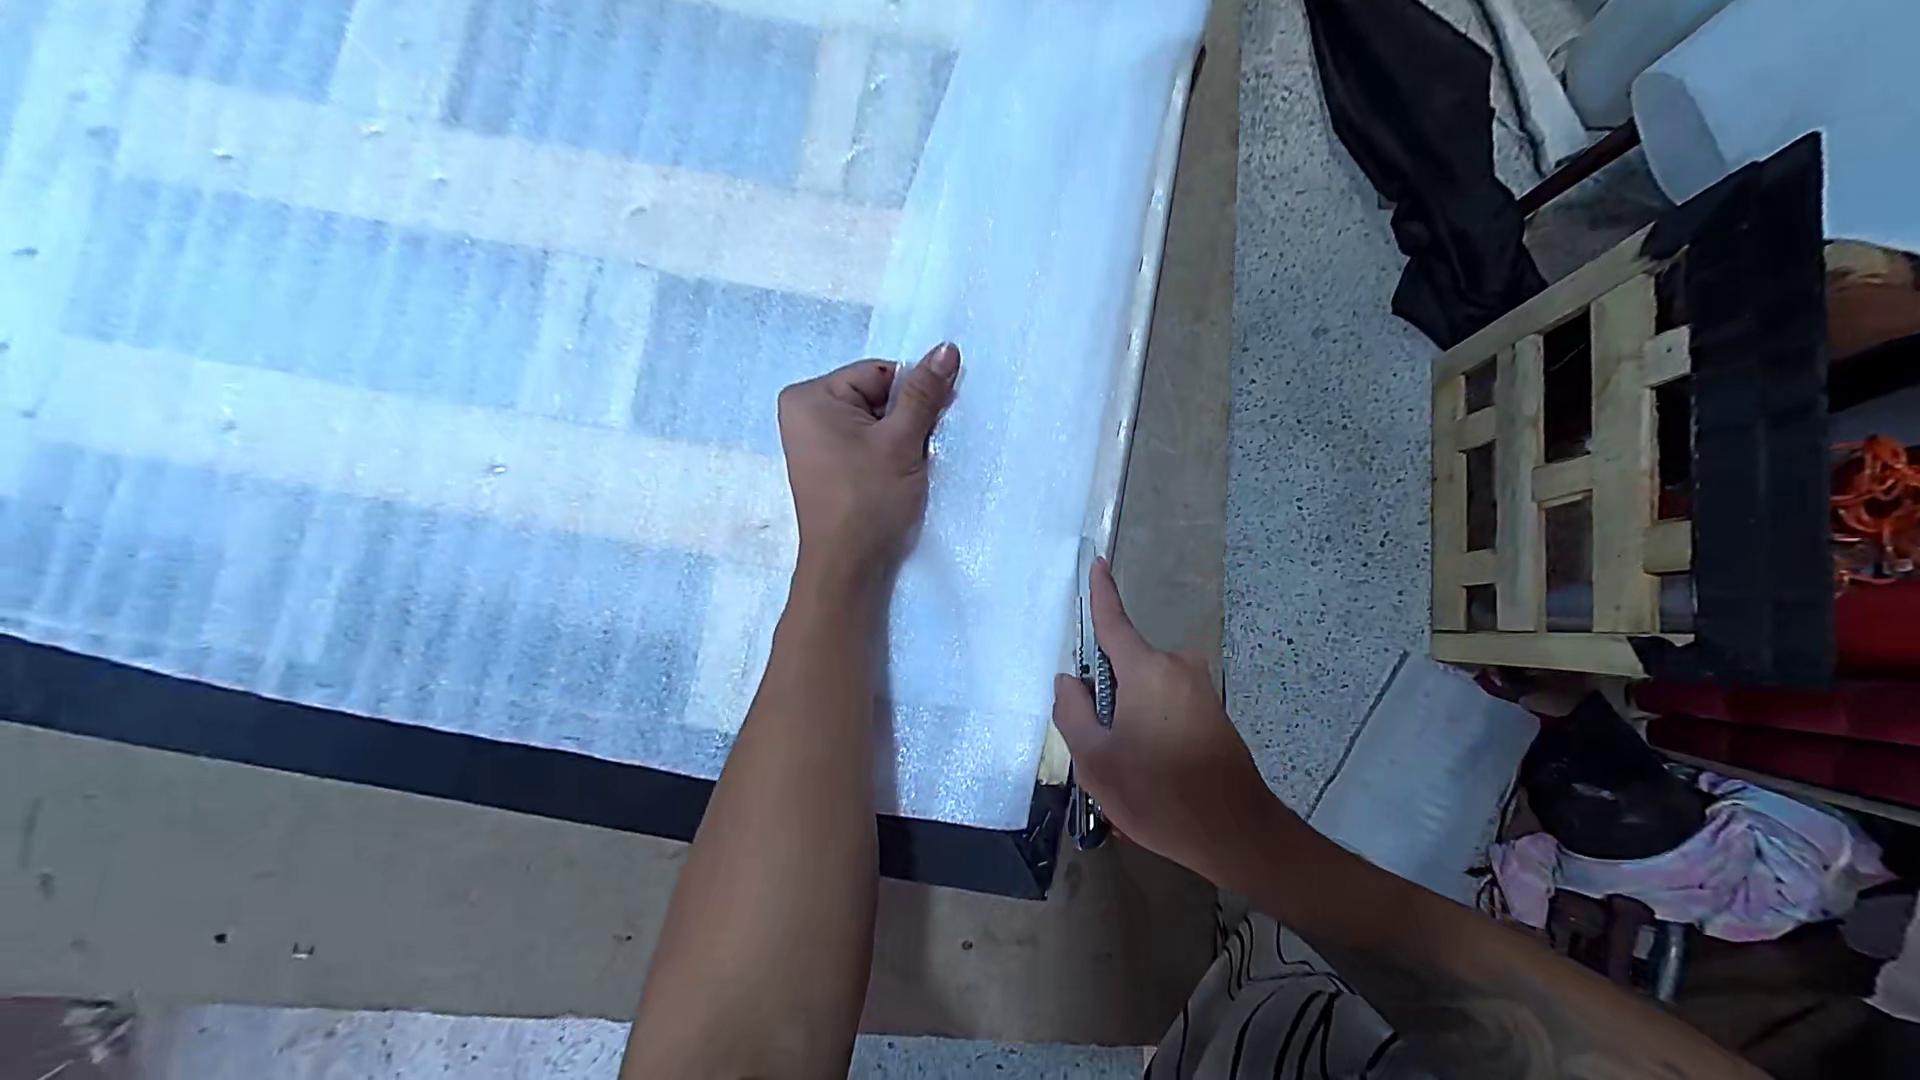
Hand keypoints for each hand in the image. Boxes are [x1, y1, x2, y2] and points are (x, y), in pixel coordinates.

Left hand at [778, 344, 959, 592]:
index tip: (933, 421)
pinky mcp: (826, 464)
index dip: (912, 394)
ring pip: (874, 421)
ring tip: (907, 466)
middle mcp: (804, 412)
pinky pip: (864, 442)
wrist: (848, 566)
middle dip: (905, 418)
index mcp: (810, 396)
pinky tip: (895, 475)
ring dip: (900, 438)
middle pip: (875, 396)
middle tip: (919, 449)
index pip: (879, 373)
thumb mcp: (902, 440)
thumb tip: (947, 347)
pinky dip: (887, 453)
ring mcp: (813, 441)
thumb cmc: (869, 498)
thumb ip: (924, 393)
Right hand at [1053, 559, 1280, 887]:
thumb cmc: (1159, 795)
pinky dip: (1149, 731)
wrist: (1237, 835)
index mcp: (1147, 670)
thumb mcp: (1094, 759)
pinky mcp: (1211, 711)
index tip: (1098, 562)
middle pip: (1121, 667)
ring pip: (1141, 692)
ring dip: (1127, 722)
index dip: (1101, 592)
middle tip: (1102, 750)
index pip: (1113, 622)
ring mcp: (1198, 689)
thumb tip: (1071, 682)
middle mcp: (1177, 668)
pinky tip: (1153, 775)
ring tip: (1129, 773)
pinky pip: (1163, 707)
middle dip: (1104, 699)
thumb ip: (1071, 711)